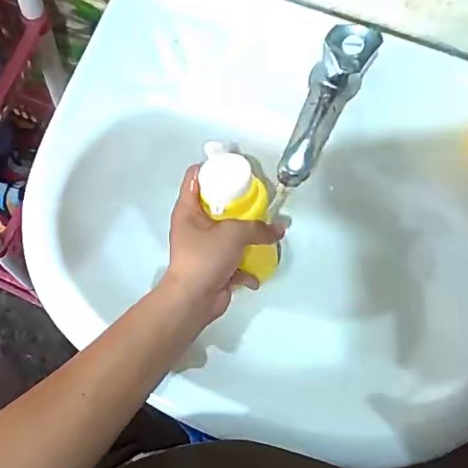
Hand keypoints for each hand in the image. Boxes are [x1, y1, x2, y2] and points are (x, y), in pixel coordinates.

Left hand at [158, 164, 283, 320]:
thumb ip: (258, 228)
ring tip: (266, 234)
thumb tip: (280, 228)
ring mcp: (203, 247)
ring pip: (228, 234)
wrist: (194, 300)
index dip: (213, 168)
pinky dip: (245, 268)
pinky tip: (254, 273)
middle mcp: (193, 225)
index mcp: (188, 210)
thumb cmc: (205, 258)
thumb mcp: (234, 234)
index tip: (236, 167)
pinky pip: (234, 261)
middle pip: (216, 205)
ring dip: (246, 237)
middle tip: (259, 198)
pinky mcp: (214, 267)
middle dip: (239, 203)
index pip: (195, 177)